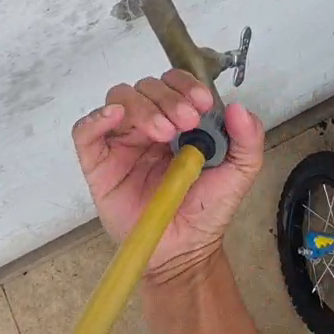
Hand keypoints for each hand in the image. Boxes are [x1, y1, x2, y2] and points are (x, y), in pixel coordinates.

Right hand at [72, 69, 265, 282]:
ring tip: (163, 132)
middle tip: (187, 123)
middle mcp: (148, 123)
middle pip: (147, 87)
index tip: (203, 103)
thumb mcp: (240, 172)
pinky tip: (114, 117)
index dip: (186, 84)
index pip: (174, 83)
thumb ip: (249, 139)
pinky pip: (85, 131)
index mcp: (178, 118)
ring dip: (142, 107)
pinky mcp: (99, 162)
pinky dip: (96, 117)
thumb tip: (238, 107)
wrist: (184, 250)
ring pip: (120, 99)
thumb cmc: (207, 209)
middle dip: (168, 98)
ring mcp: (122, 141)